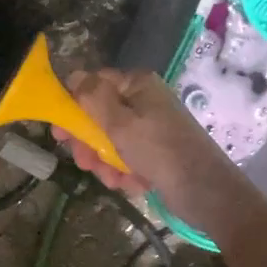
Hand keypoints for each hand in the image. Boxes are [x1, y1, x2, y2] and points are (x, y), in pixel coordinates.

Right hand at [52, 68, 259, 234]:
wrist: (206, 192)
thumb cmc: (161, 152)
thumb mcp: (121, 124)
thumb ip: (93, 98)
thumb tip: (73, 75)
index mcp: (138, 85)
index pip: (94, 84)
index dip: (73, 107)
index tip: (60, 134)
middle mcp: (144, 101)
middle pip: (100, 116)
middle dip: (90, 143)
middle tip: (86, 164)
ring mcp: (152, 127)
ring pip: (111, 141)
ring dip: (107, 162)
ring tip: (114, 180)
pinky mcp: (157, 152)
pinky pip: (128, 157)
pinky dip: (125, 172)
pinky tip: (133, 185)